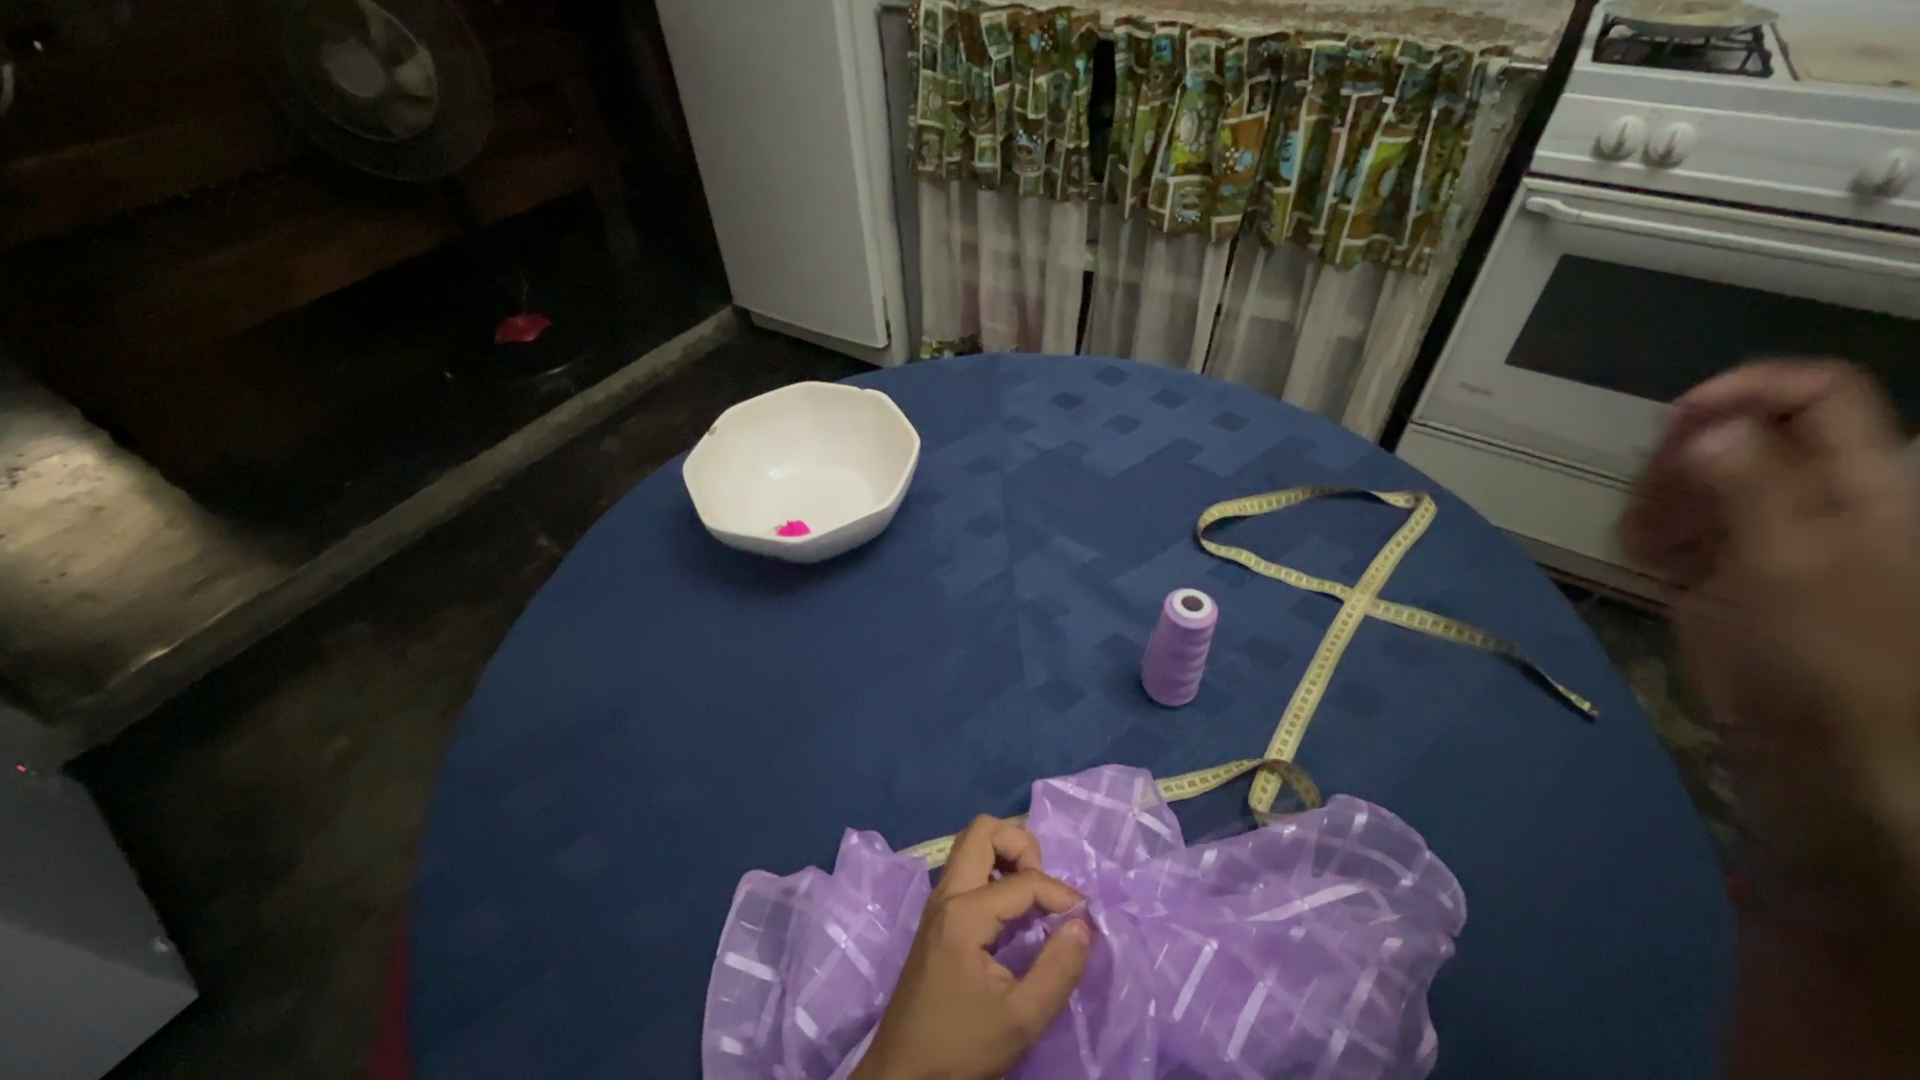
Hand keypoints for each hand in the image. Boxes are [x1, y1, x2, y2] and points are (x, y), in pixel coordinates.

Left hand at [852, 816, 1091, 1079]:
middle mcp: (945, 896)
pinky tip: (1015, 918)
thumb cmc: (960, 1049)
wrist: (902, 1077)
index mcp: (964, 914)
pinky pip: (968, 874)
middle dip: (1023, 846)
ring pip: (972, 848)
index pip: (1025, 880)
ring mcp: (937, 906)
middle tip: (1045, 891)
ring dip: (1007, 858)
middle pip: (983, 831)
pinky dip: (996, 877)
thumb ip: (1059, 968)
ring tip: (1034, 902)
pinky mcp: (937, 921)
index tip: (1084, 924)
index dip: (1063, 896)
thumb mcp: (1022, 1020)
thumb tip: (1083, 923)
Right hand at [1623, 361, 1919, 1070]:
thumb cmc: (1832, 665)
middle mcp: (1811, 503)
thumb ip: (1748, 488)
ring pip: (1696, 483)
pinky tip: (1647, 561)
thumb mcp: (1790, 566)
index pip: (1815, 395)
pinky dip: (1649, 536)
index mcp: (1860, 488)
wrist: (1828, 763)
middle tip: (1658, 504)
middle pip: (1739, 436)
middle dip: (1684, 459)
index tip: (1676, 424)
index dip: (1746, 389)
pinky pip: (1674, 531)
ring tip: (1650, 544)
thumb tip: (1705, 426)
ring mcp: (1763, 542)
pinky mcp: (1720, 580)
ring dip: (1658, 502)